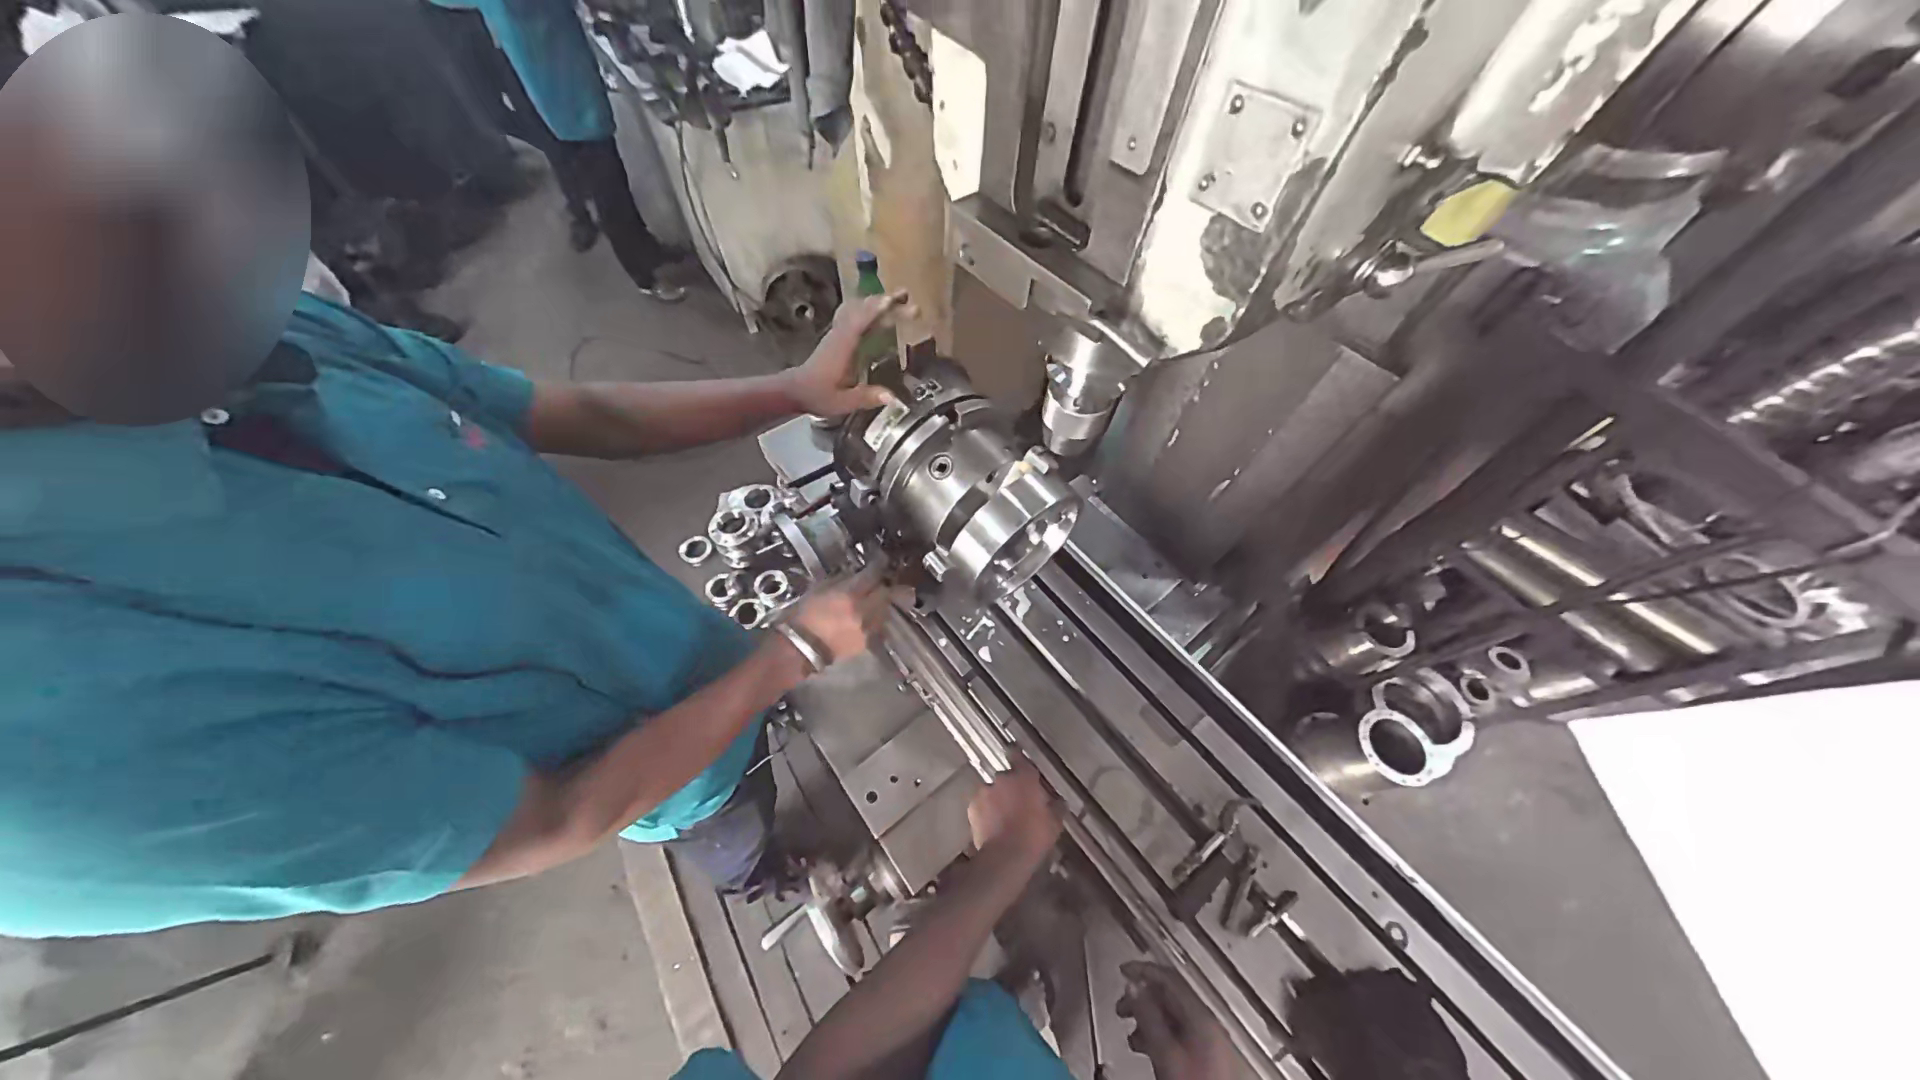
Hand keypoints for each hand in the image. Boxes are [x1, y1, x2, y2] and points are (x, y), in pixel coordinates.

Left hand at [782, 291, 910, 416]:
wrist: (796, 389)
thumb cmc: (819, 395)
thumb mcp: (843, 402)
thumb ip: (866, 397)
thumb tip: (892, 397)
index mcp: (842, 348)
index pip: (859, 323)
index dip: (875, 311)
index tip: (892, 301)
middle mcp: (840, 335)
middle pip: (861, 311)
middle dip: (884, 302)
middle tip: (906, 297)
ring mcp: (838, 333)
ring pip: (857, 309)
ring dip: (878, 302)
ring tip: (899, 299)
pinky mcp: (838, 335)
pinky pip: (854, 314)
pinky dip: (868, 308)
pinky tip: (879, 306)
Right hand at [787, 567, 892, 666]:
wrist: (802, 647)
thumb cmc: (806, 614)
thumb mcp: (820, 588)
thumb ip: (842, 580)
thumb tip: (857, 573)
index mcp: (850, 594)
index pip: (873, 575)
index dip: (877, 567)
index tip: (877, 563)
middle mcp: (864, 610)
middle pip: (884, 592)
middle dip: (879, 586)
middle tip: (873, 584)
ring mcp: (868, 628)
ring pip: (885, 609)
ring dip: (880, 602)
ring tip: (872, 600)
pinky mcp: (868, 642)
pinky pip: (879, 624)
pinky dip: (876, 618)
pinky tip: (868, 617)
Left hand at [966, 758, 1061, 859]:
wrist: (1006, 856)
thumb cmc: (1035, 836)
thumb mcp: (1054, 823)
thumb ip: (1056, 807)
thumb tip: (1058, 802)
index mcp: (1024, 777)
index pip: (1018, 756)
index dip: (1018, 757)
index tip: (1019, 762)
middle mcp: (1002, 778)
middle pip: (1006, 777)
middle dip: (1011, 787)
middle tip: (1018, 804)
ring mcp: (984, 791)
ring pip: (992, 791)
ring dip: (997, 799)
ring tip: (1003, 818)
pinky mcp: (972, 807)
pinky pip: (981, 805)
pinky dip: (985, 811)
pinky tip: (992, 825)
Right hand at [1118, 962, 1242, 1079]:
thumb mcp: (1164, 1050)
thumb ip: (1148, 1015)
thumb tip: (1133, 986)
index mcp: (1200, 1014)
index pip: (1169, 978)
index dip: (1144, 970)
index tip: (1124, 969)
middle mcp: (1206, 1022)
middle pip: (1169, 996)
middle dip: (1142, 997)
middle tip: (1122, 1005)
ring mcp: (1206, 1039)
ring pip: (1171, 1016)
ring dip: (1147, 1018)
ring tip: (1131, 1031)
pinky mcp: (1203, 1056)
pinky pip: (1176, 1033)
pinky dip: (1157, 1034)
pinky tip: (1146, 1045)